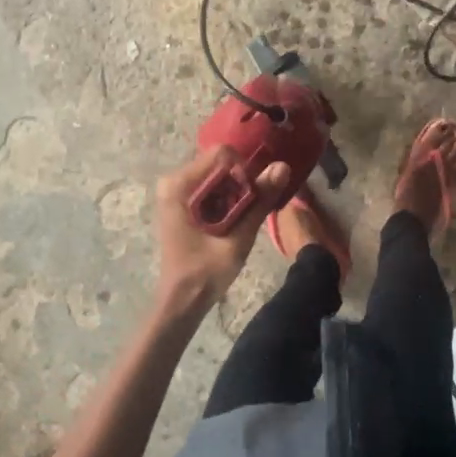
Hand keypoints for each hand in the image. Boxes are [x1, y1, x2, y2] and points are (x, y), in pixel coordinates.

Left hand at [153, 147, 289, 313]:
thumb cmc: (206, 273)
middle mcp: (173, 179)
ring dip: (235, 192)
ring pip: (218, 174)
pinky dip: (226, 198)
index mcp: (179, 184)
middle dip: (240, 184)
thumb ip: (260, 201)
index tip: (250, 199)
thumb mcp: (238, 238)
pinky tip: (228, 221)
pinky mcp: (181, 199)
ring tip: (238, 220)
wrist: (182, 301)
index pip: (222, 154)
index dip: (243, 173)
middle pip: (220, 163)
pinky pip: (211, 185)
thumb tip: (282, 166)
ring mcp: (175, 189)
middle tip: (246, 213)